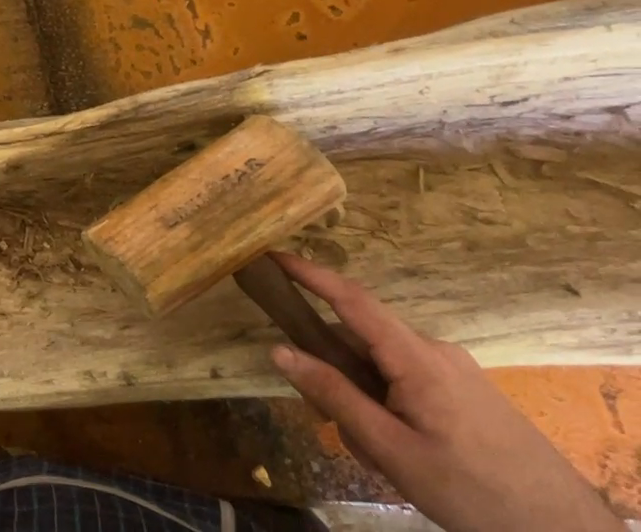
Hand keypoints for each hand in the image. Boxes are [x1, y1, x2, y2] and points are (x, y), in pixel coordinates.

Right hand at [267, 252, 621, 531]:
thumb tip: (279, 350)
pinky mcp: (468, 393)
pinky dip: (385, 404)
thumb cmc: (474, 489)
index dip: (310, 274)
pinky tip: (396, 449)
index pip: (353, 301)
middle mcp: (436, 353)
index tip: (271, 255)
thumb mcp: (392, 449)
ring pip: (381, 366)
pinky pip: (406, 381)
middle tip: (321, 417)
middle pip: (360, 341)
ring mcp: (456, 372)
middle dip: (331, 371)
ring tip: (372, 451)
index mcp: (417, 359)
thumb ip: (334, 395)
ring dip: (361, 397)